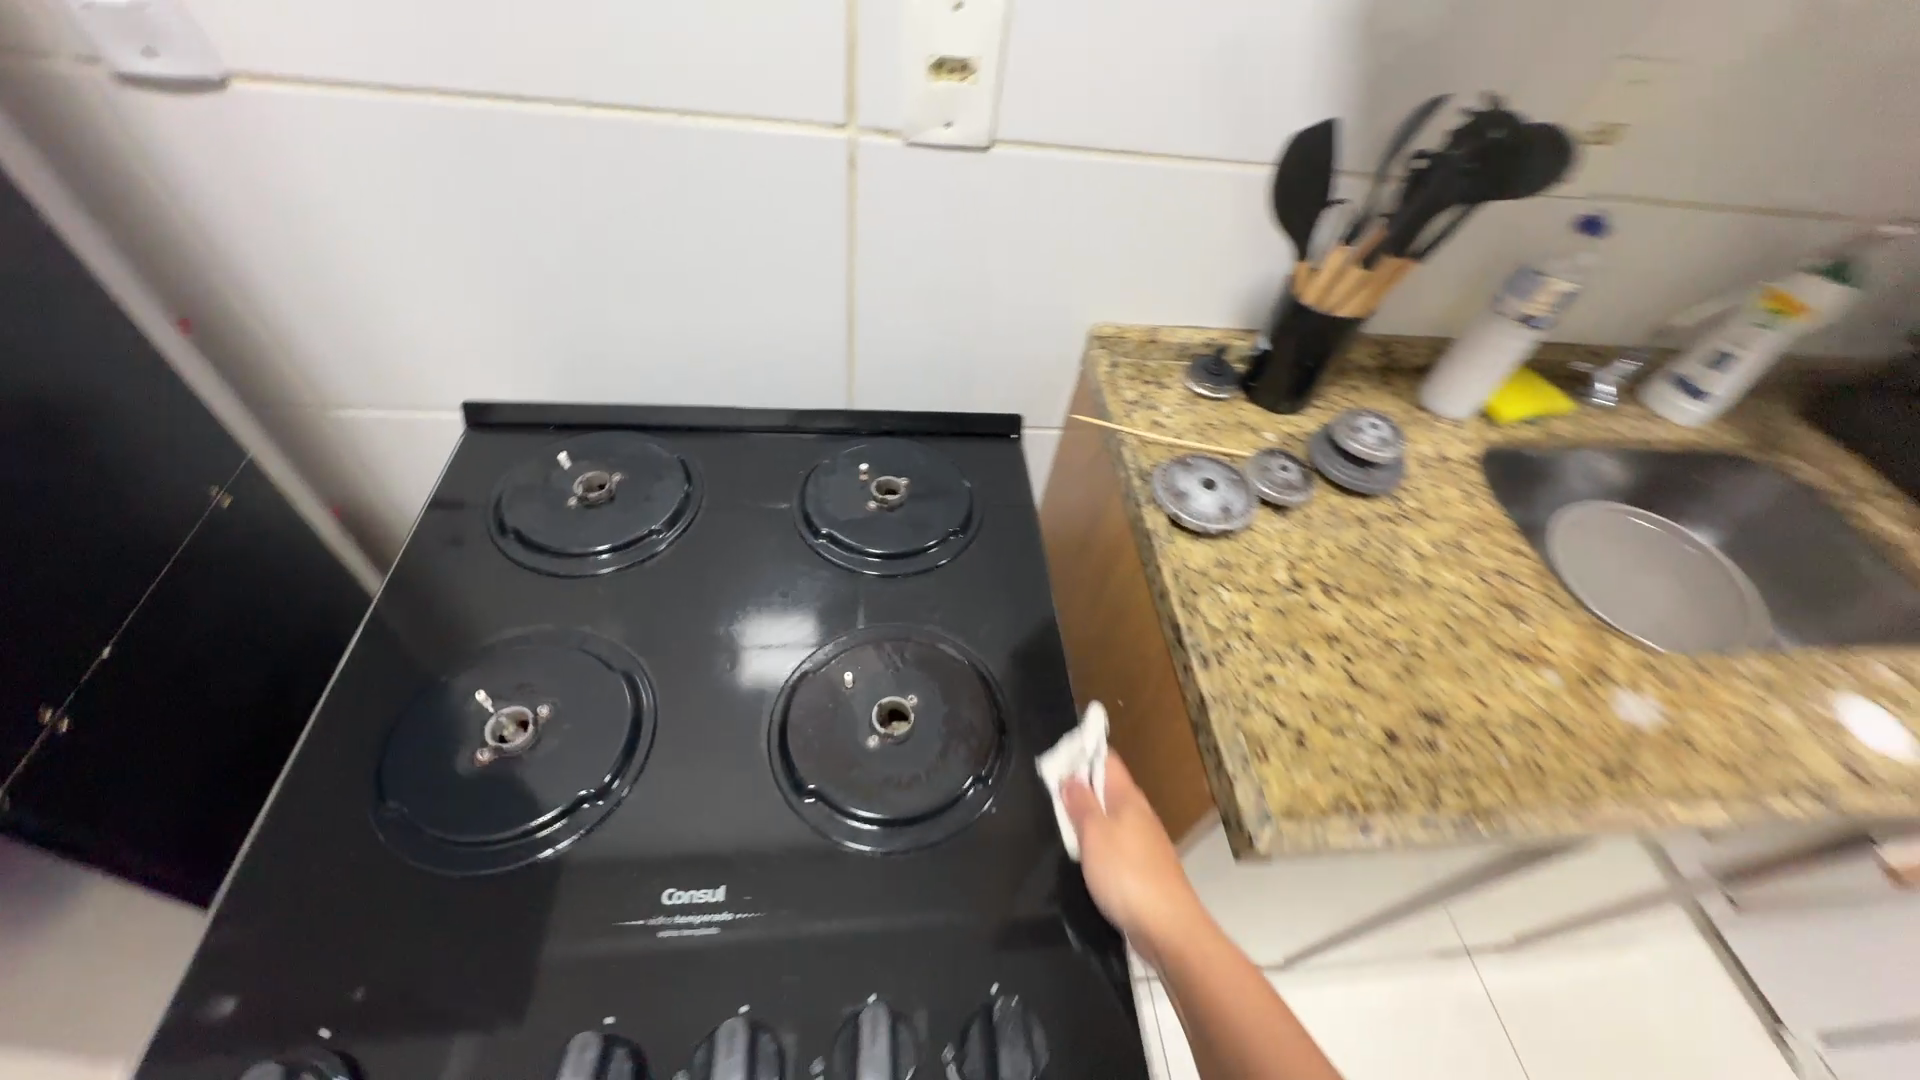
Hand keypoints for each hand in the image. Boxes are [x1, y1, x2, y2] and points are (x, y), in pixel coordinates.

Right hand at [1061, 753, 1206, 960]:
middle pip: (1108, 788)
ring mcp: (1144, 842)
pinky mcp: (1144, 869)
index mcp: (1127, 798)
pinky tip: (1084, 855)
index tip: (1056, 755)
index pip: (1107, 759)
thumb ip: (1081, 804)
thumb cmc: (1127, 874)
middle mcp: (1139, 814)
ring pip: (1111, 817)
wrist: (1168, 927)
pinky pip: (1115, 843)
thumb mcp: (1094, 834)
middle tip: (1049, 789)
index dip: (1083, 752)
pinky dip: (1098, 842)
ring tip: (1061, 820)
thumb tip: (1070, 777)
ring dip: (1089, 816)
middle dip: (1082, 786)